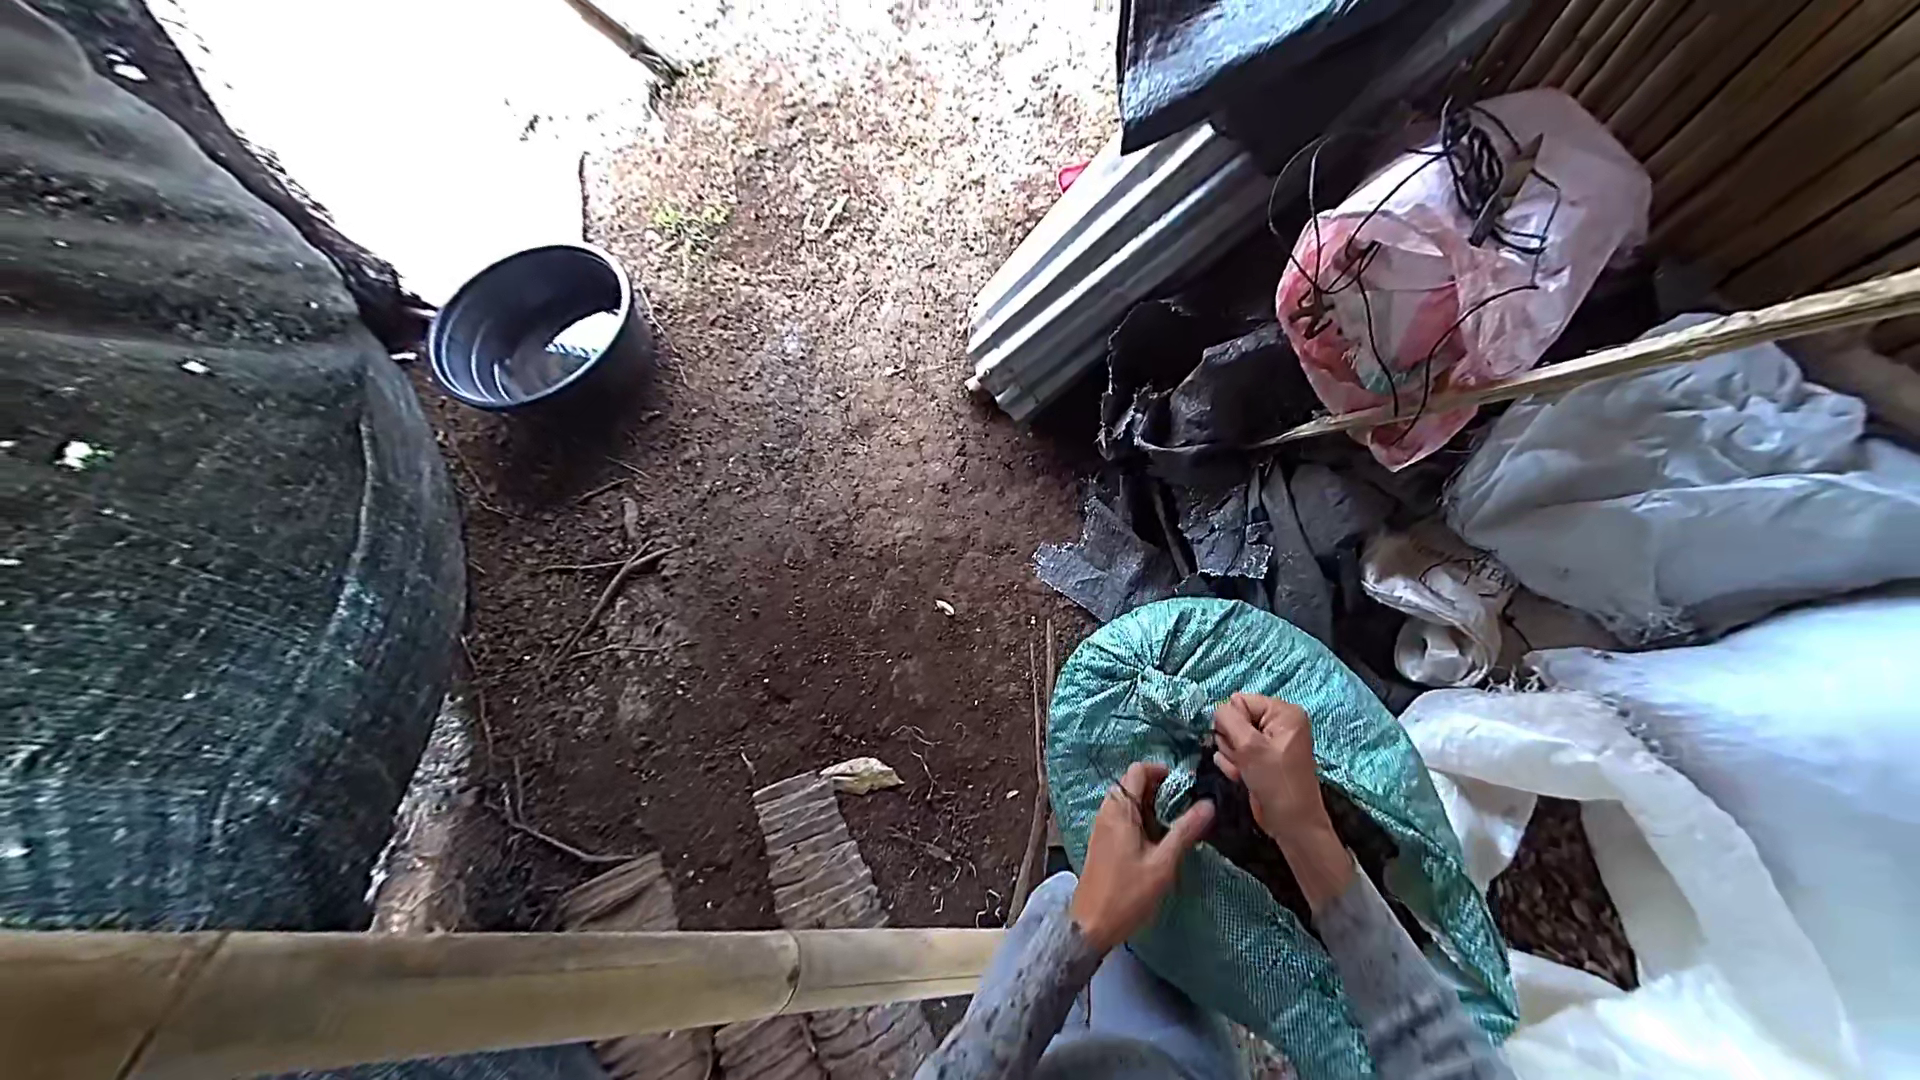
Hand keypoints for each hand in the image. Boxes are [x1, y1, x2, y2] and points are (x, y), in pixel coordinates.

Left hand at [1071, 762, 1213, 951]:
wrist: (1092, 923)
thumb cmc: (1128, 893)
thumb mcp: (1163, 864)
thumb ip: (1185, 832)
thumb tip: (1208, 804)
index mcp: (1119, 809)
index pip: (1137, 770)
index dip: (1161, 771)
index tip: (1185, 787)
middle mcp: (1107, 810)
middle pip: (1133, 784)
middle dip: (1160, 790)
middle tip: (1186, 808)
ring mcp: (1103, 825)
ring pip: (1129, 801)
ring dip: (1152, 806)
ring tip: (1176, 825)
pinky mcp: (1104, 840)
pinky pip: (1124, 817)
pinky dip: (1142, 819)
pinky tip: (1158, 841)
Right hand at [1211, 693, 1328, 842]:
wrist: (1291, 824)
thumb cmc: (1276, 782)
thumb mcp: (1249, 746)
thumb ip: (1227, 719)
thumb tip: (1216, 710)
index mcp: (1282, 712)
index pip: (1239, 701)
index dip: (1232, 721)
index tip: (1242, 743)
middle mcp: (1276, 722)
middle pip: (1233, 718)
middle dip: (1232, 741)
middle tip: (1244, 759)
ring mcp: (1267, 741)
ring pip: (1229, 736)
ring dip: (1231, 756)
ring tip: (1245, 770)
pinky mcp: (1259, 757)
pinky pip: (1233, 751)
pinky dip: (1233, 765)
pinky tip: (1243, 777)